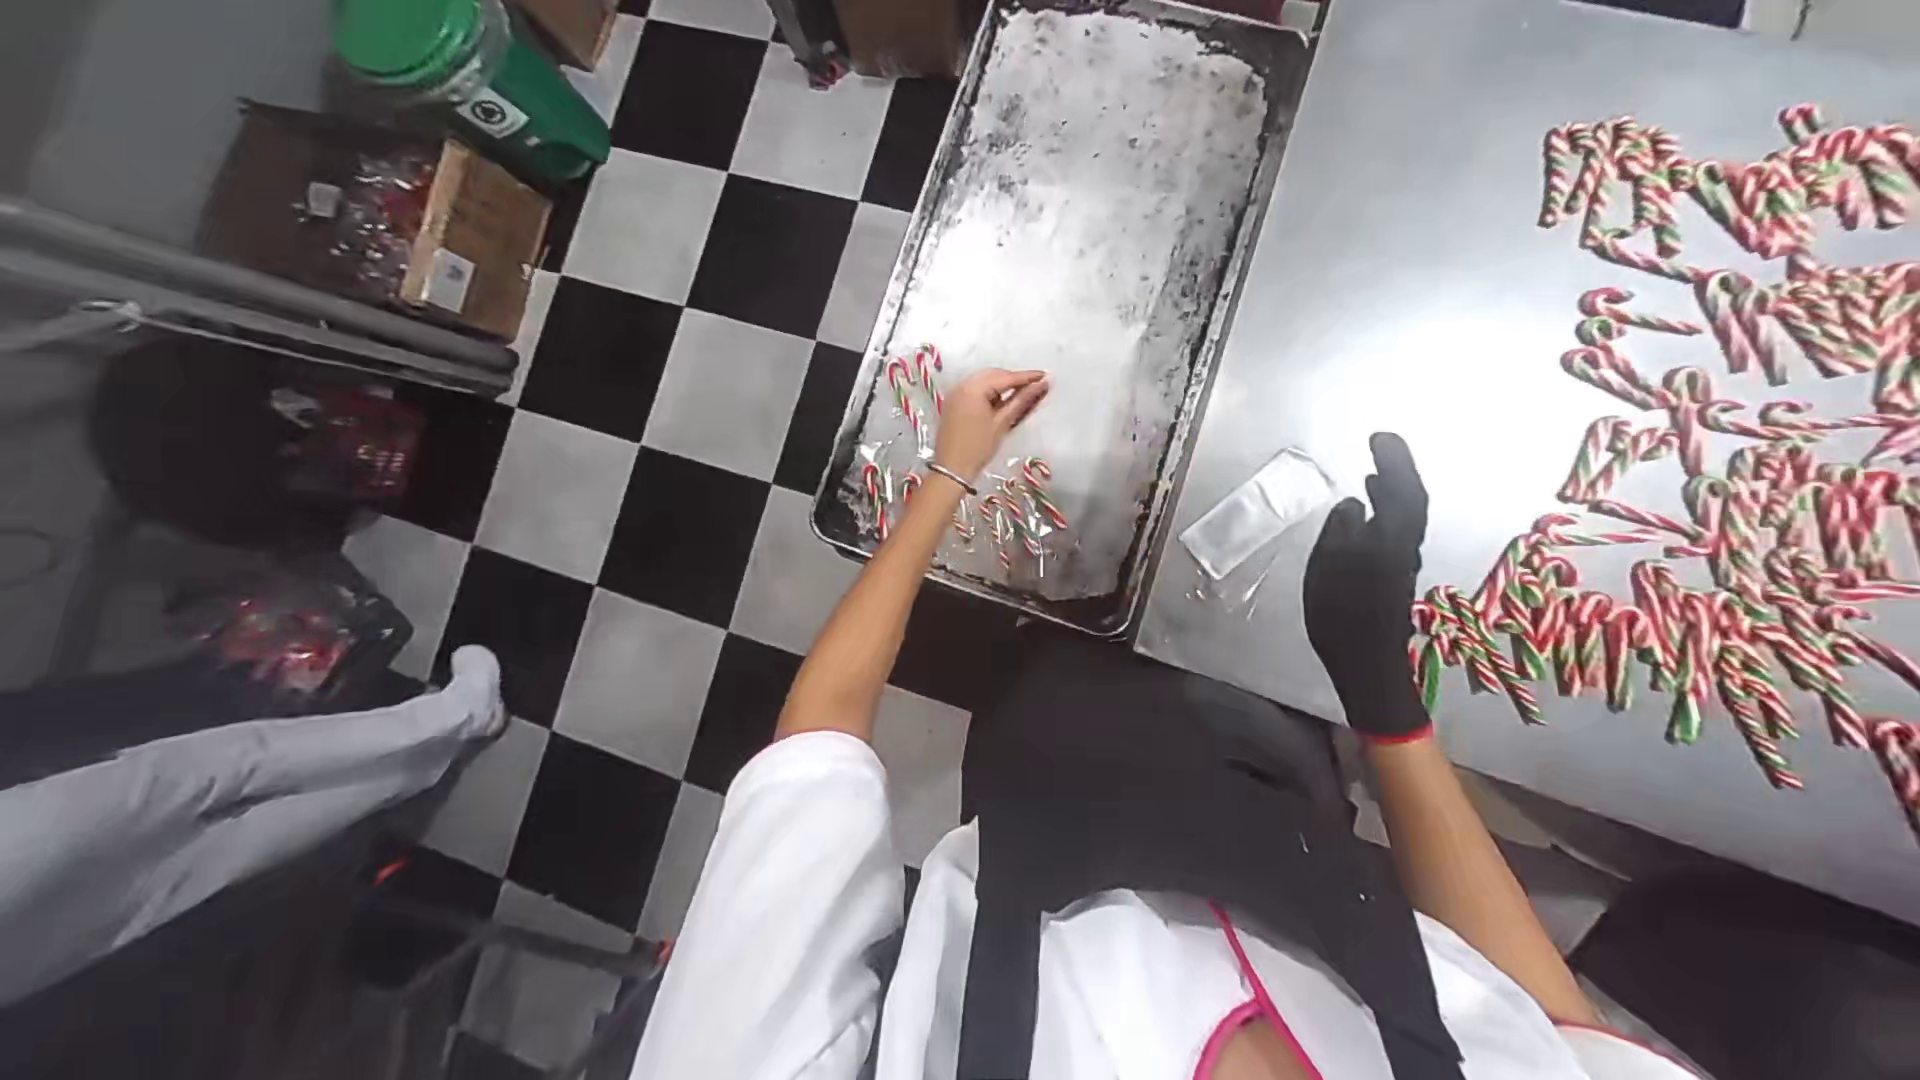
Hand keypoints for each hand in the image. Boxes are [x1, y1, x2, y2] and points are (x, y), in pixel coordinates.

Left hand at [932, 369, 1049, 480]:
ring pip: (983, 381)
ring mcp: (955, 394)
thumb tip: (1042, 384)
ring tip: (1020, 393)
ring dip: (1001, 385)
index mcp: (973, 388)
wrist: (951, 470)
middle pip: (993, 375)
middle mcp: (961, 385)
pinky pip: (974, 390)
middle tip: (1034, 386)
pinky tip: (1000, 401)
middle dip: (1013, 379)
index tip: (1045, 376)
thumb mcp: (1002, 423)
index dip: (1026, 377)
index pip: (1005, 377)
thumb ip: (1021, 400)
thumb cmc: (978, 448)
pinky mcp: (953, 403)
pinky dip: (988, 392)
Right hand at [1303, 432, 1432, 741]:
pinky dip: (1387, 510)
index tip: (1379, 437)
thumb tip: (1354, 503)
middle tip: (1381, 444)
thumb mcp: (1328, 569)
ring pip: (1405, 515)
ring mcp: (1400, 561)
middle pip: (1411, 499)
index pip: (1402, 490)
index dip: (1395, 461)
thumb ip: (1341, 532)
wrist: (1366, 661)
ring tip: (1374, 472)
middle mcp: (1403, 546)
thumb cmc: (1341, 616)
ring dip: (1394, 489)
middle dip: (1399, 468)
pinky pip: (1395, 530)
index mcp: (1388, 541)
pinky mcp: (1393, 574)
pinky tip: (1369, 511)